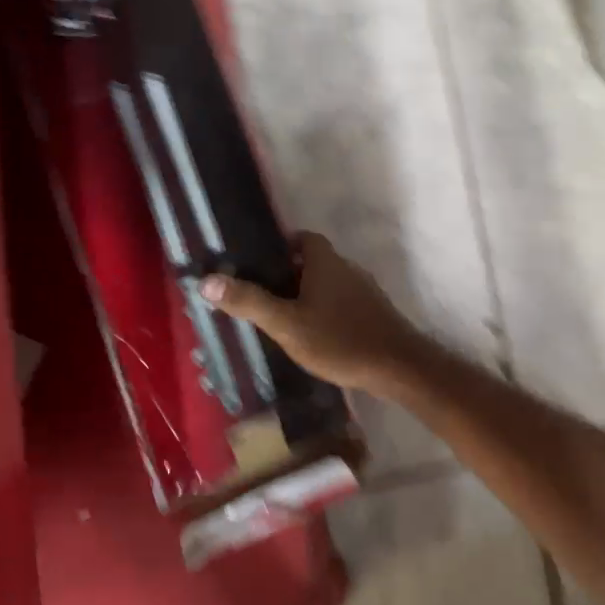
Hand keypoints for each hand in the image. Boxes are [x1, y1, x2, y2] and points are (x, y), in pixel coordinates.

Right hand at [201, 231, 437, 395]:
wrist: (397, 366)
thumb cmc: (338, 340)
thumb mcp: (286, 324)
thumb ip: (249, 302)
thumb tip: (207, 281)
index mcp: (326, 262)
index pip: (304, 238)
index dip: (283, 245)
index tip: (260, 262)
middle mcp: (348, 269)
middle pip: (315, 262)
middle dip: (290, 274)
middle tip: (264, 294)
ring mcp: (366, 291)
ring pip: (330, 284)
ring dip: (309, 295)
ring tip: (284, 318)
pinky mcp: (375, 314)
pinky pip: (344, 303)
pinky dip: (327, 312)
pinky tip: (316, 336)